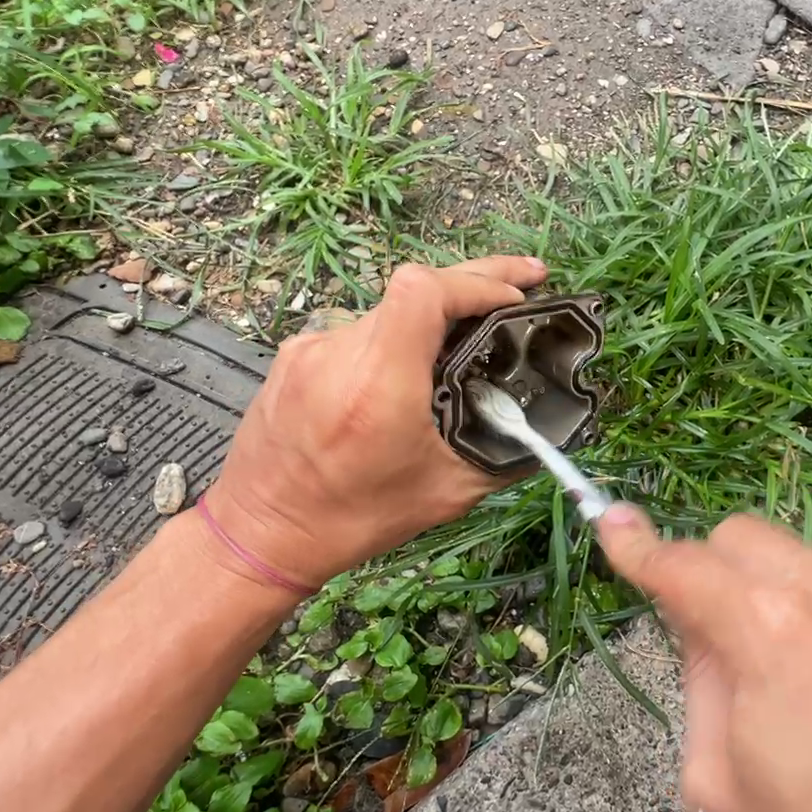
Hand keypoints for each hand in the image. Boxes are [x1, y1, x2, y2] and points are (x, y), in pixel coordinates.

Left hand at [202, 255, 547, 589]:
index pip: (424, 289)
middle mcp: (340, 351)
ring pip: (391, 306)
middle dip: (479, 277)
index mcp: (379, 383)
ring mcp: (312, 346)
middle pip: (415, 284)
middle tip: (529, 277)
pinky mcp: (297, 353)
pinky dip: (400, 333)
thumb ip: (503, 454)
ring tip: (477, 326)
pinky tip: (416, 360)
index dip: (478, 282)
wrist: (261, 535)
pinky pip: (362, 327)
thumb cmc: (356, 520)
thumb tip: (550, 427)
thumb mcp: (446, 494)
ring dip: (439, 310)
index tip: (516, 296)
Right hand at [593, 505, 811, 811]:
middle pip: (736, 535)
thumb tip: (698, 628)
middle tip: (717, 639)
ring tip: (786, 667)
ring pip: (791, 553)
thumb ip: (699, 684)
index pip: (682, 567)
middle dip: (711, 573)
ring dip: (767, 588)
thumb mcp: (724, 781)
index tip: (613, 524)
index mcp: (766, 630)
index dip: (637, 548)